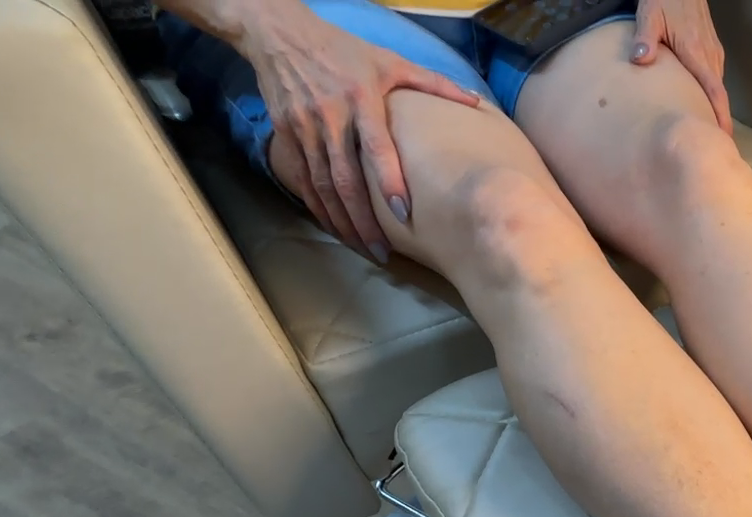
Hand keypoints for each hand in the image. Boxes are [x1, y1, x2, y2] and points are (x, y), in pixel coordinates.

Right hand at [239, 8, 480, 259]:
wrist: (276, 29)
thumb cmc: (343, 49)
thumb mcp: (389, 60)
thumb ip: (432, 83)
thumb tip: (476, 101)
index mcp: (361, 99)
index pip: (376, 146)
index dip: (388, 180)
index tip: (403, 212)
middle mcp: (331, 116)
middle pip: (346, 179)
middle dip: (363, 220)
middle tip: (382, 252)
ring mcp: (305, 127)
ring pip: (322, 185)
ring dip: (342, 221)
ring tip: (363, 249)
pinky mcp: (286, 132)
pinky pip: (302, 178)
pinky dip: (317, 207)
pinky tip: (334, 229)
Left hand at [631, 0, 731, 132]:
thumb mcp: (650, 13)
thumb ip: (645, 37)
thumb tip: (640, 59)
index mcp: (697, 53)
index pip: (715, 93)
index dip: (721, 118)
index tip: (723, 140)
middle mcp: (710, 56)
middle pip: (719, 97)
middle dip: (719, 122)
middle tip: (714, 147)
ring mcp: (714, 53)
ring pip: (717, 89)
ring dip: (715, 109)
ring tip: (708, 132)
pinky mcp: (712, 50)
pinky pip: (715, 79)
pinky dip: (712, 96)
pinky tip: (703, 105)